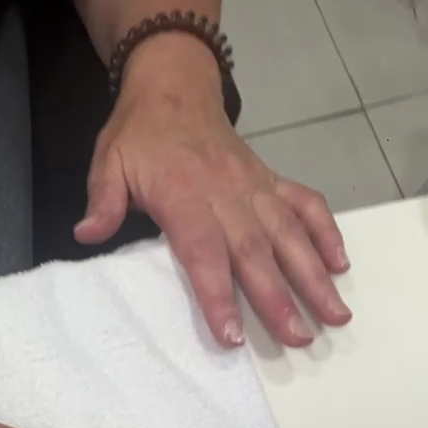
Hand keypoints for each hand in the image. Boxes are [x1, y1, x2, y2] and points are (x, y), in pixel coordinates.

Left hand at [76, 34, 350, 348]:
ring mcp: (255, 186)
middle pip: (256, 254)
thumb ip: (103, 202)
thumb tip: (87, 234)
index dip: (218, 296)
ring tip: (335, 315)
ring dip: (315, 277)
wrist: (173, 87)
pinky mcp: (270, 179)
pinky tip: (340, 264)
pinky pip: (306, 204)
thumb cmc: (138, 135)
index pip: (204, 254)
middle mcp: (228, 194)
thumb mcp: (108, 164)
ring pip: (290, 235)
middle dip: (279, 300)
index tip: (233, 336)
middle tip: (299, 340)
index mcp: (185, 196)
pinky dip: (326, 232)